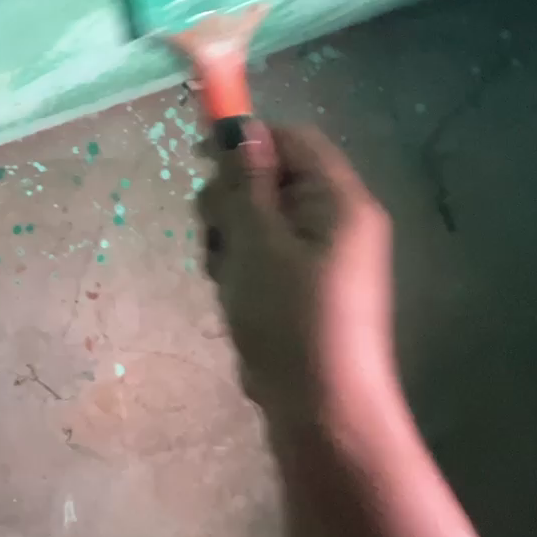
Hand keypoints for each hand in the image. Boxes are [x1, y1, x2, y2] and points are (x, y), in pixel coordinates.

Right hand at [196, 121, 394, 424]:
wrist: (320, 408)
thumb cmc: (288, 318)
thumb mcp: (256, 242)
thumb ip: (246, 182)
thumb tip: (241, 128)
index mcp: (339, 201)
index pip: (294, 139)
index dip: (246, 139)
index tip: (197, 156)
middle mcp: (337, 220)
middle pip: (272, 178)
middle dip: (232, 199)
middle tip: (214, 235)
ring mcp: (323, 254)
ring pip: (260, 217)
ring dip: (230, 235)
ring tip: (224, 275)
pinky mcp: (306, 283)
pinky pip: (265, 251)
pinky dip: (241, 262)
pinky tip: (232, 293)